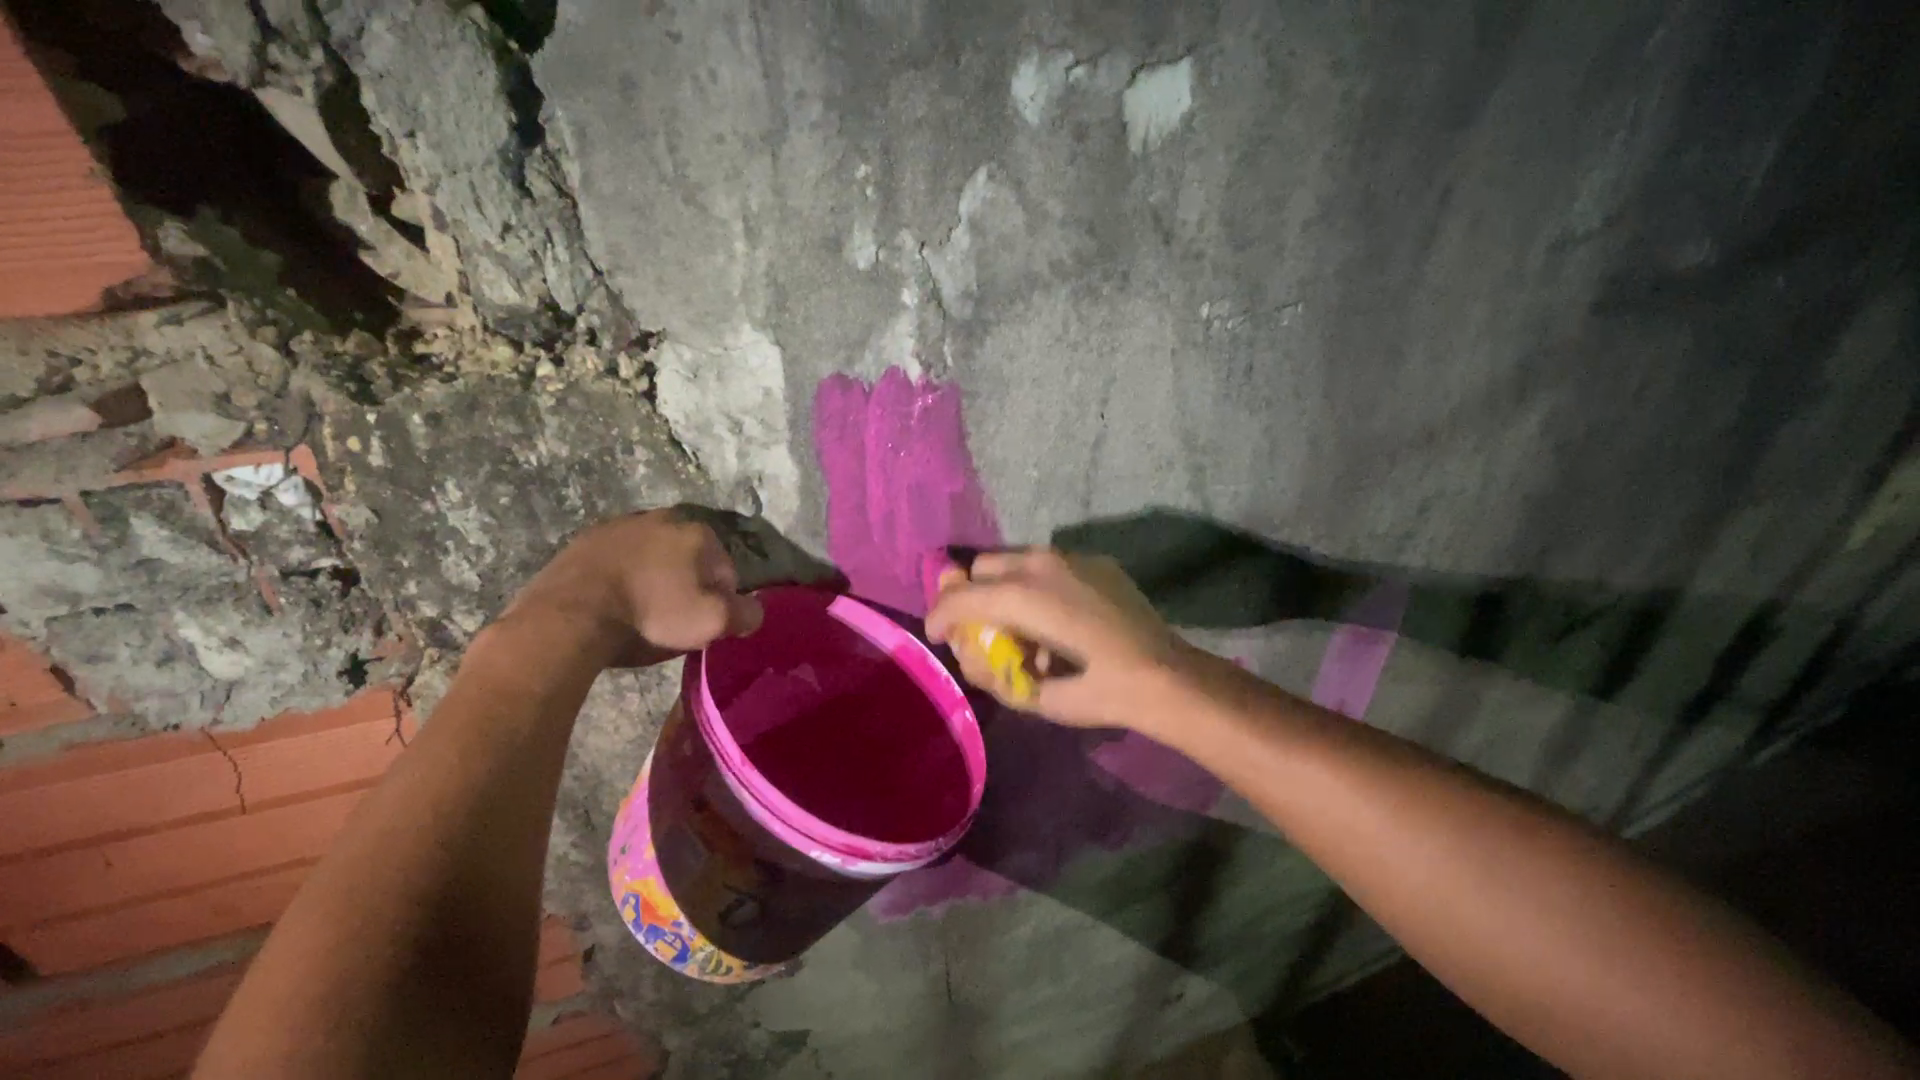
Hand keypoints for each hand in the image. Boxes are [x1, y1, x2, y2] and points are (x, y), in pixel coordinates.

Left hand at [502, 510, 763, 667]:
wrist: (571, 615)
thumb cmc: (651, 616)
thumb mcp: (712, 623)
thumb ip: (745, 614)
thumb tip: (754, 610)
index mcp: (698, 533)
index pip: (727, 571)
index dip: (720, 602)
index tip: (701, 625)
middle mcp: (662, 517)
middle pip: (688, 559)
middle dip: (686, 584)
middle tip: (672, 620)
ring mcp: (620, 525)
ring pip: (652, 556)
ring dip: (653, 578)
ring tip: (641, 613)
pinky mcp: (585, 539)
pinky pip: (617, 560)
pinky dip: (621, 578)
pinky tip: (613, 603)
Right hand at [926, 549, 1194, 729]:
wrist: (1168, 676)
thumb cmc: (1100, 693)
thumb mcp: (1034, 695)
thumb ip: (992, 671)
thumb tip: (972, 653)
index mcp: (1023, 595)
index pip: (962, 596)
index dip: (940, 615)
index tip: (937, 634)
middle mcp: (1042, 563)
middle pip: (983, 568)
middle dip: (971, 596)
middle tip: (976, 629)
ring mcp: (1072, 557)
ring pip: (1015, 560)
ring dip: (1003, 588)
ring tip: (1019, 627)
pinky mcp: (1095, 561)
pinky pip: (1048, 565)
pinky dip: (1035, 586)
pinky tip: (1053, 619)